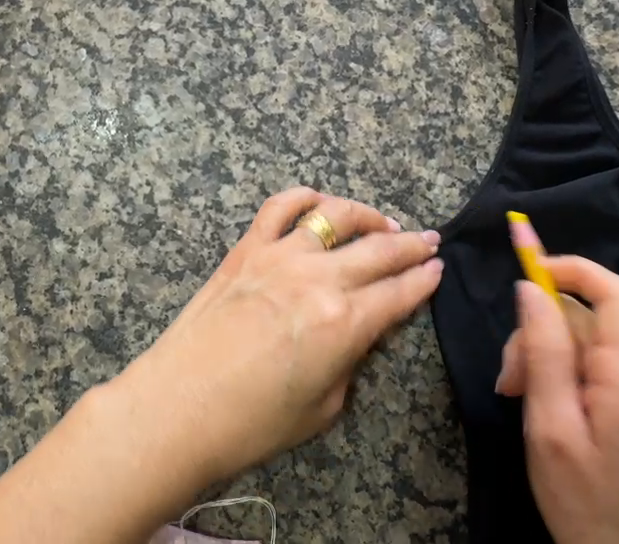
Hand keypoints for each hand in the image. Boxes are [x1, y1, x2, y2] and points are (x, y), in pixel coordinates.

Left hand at [107, 187, 443, 484]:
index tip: (439, 270)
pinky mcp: (247, 247)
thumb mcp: (323, 407)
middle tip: (430, 241)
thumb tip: (357, 334)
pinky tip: (318, 200)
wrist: (179, 406)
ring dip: (367, 214)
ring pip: (335, 216)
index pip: (399, 294)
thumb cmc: (253, 423)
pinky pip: (280, 206)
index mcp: (345, 323)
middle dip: (411, 244)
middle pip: (379, 250)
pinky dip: (304, 196)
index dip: (424, 281)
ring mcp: (281, 255)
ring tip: (384, 220)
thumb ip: (349, 362)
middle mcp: (319, 279)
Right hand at [495, 254, 618, 543]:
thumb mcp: (551, 428)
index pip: (615, 291)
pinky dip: (561, 375)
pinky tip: (539, 406)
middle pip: (590, 318)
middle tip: (507, 375)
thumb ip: (544, 353)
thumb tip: (530, 288)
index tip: (526, 261)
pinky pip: (595, 371)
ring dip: (545, 356)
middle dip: (541, 328)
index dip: (572, 267)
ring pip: (588, 344)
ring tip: (516, 396)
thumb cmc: (588, 504)